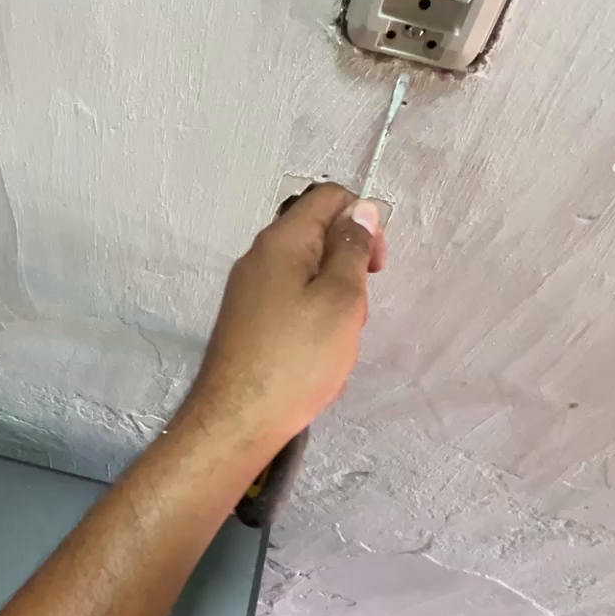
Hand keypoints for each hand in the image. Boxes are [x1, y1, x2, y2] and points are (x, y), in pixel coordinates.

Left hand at [179, 183, 385, 449]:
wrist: (237, 419)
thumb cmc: (297, 359)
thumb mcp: (340, 299)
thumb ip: (352, 249)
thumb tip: (361, 209)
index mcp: (281, 240)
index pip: (328, 197)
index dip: (363, 219)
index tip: (376, 265)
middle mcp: (258, 256)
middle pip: (316, 234)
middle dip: (347, 264)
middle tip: (356, 310)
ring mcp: (247, 289)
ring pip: (304, 272)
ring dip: (332, 297)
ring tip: (336, 339)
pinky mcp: (245, 320)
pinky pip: (288, 302)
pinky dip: (310, 318)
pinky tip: (315, 354)